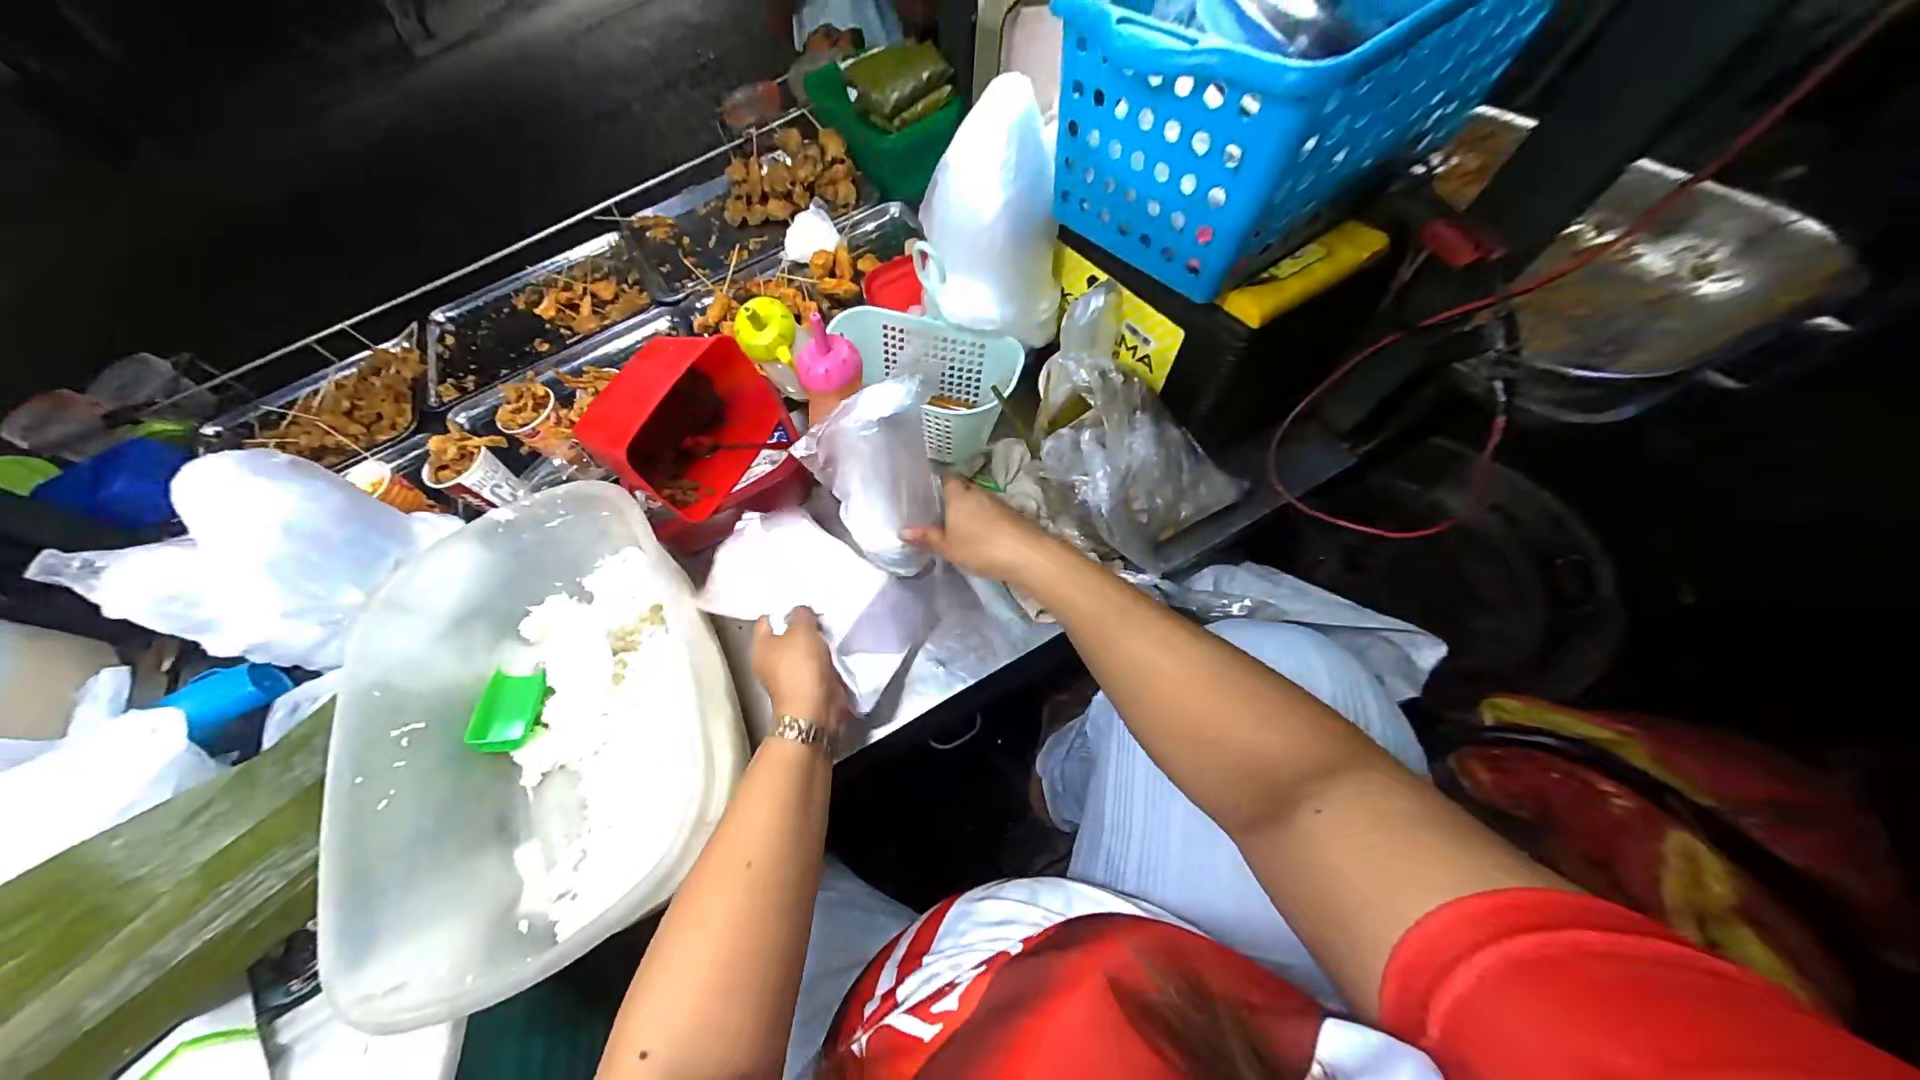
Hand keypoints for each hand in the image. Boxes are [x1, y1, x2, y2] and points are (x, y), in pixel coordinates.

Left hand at [752, 606, 845, 730]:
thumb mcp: (801, 630)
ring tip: (831, 629)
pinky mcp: (806, 683)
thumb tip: (801, 612)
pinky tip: (836, 647)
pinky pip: (815, 662)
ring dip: (817, 641)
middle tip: (821, 615)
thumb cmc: (801, 666)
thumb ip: (801, 614)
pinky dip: (825, 656)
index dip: (784, 609)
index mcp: (760, 646)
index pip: (767, 619)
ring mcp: (788, 674)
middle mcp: (770, 660)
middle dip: (804, 625)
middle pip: (787, 633)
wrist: (815, 707)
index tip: (804, 604)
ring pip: (804, 648)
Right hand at [903, 475, 1059, 585]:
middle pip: (962, 489)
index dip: (937, 484)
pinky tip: (980, 534)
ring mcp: (997, 501)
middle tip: (939, 514)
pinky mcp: (1012, 514)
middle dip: (953, 499)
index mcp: (958, 494)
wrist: (1026, 554)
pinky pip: (991, 512)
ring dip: (970, 510)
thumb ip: (927, 537)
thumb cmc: (980, 547)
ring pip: (978, 500)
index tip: (927, 494)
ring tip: (958, 526)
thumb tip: (903, 531)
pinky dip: (984, 520)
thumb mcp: (948, 547)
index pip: (946, 478)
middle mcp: (978, 491)